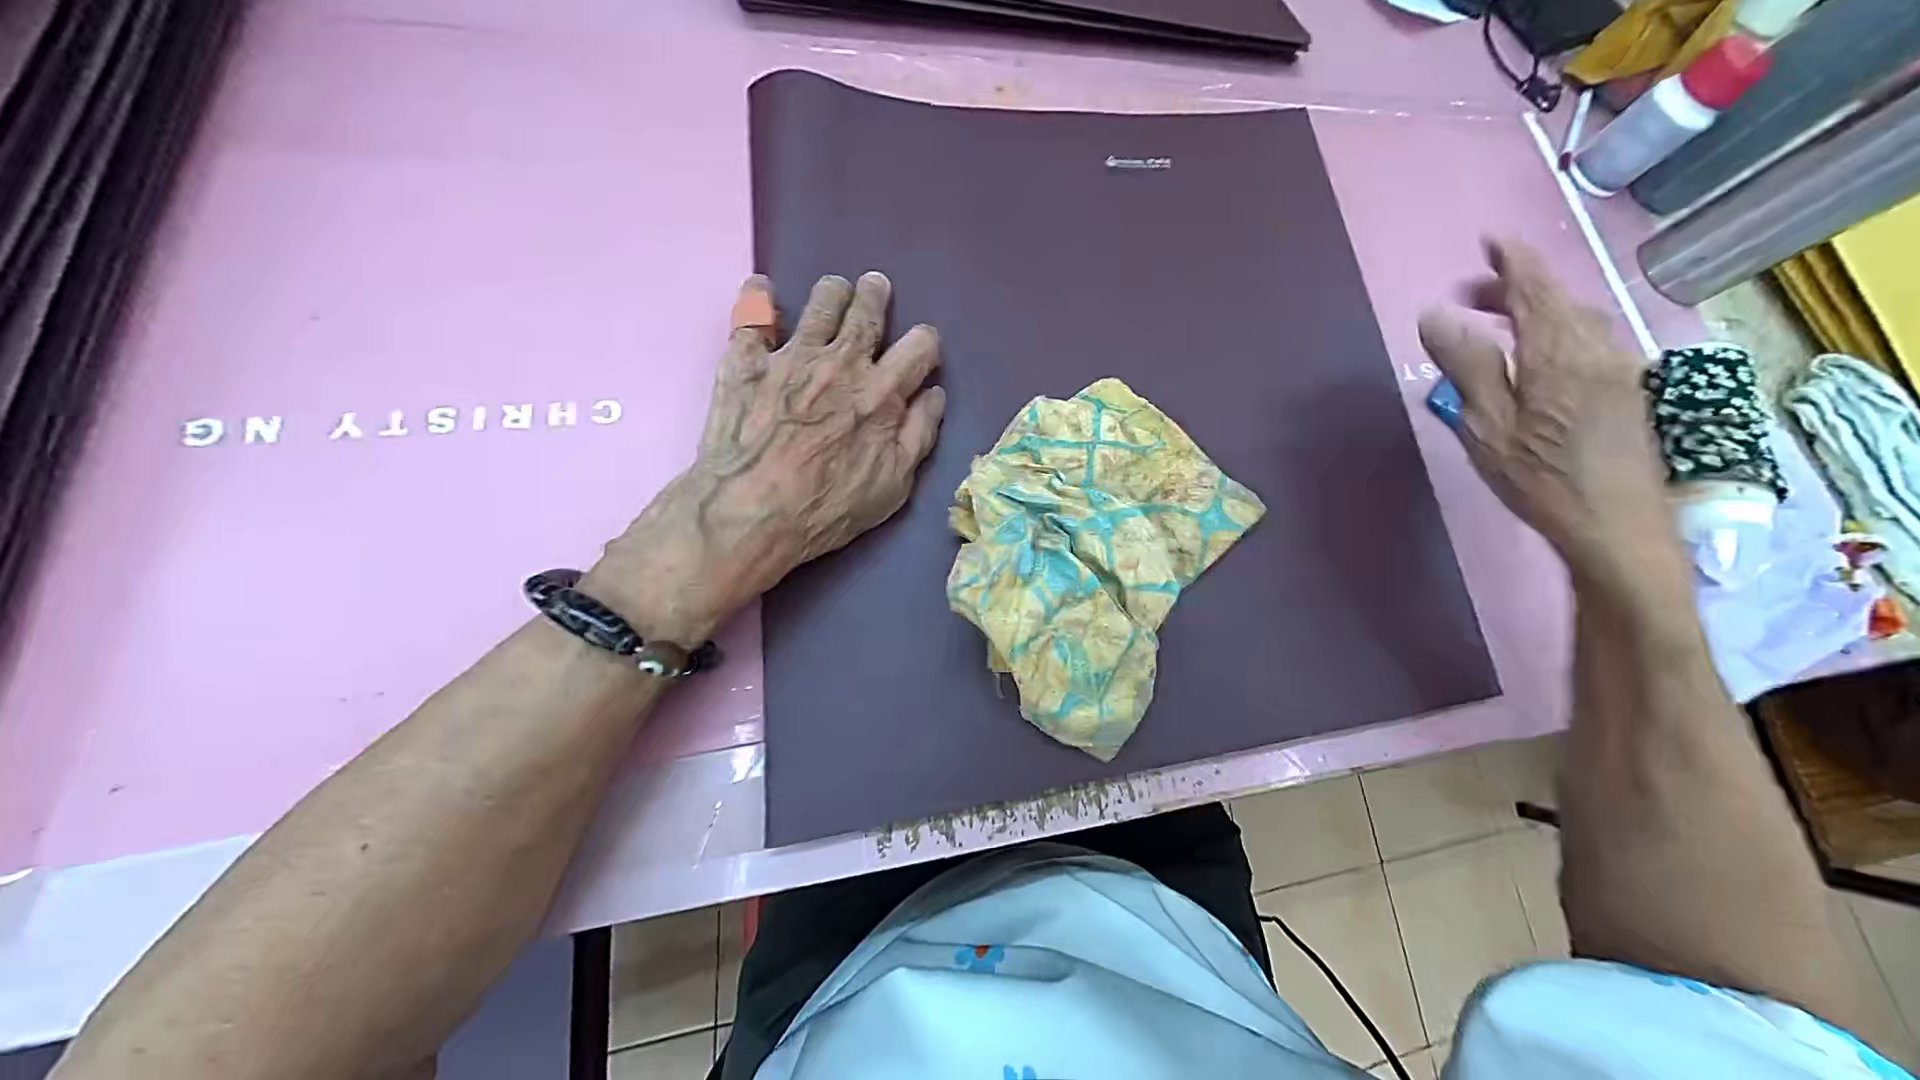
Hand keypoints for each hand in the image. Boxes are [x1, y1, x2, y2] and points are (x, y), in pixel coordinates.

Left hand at [584, 271, 944, 642]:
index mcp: (882, 392)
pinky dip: (759, 297)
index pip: (919, 347)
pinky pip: (751, 314)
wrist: (751, 511)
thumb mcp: (893, 485)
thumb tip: (934, 395)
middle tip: (874, 288)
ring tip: (833, 291)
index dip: (925, 343)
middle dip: (876, 295)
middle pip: (868, 311)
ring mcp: (791, 357)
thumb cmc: (828, 507)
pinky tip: (762, 289)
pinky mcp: (747, 361)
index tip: (920, 350)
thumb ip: (919, 435)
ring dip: (832, 292)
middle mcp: (841, 362)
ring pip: (820, 303)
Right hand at [1419, 239, 1675, 586]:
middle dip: (1516, 286)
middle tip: (1470, 294)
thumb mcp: (1487, 425)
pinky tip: (1533, 351)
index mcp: (1559, 352)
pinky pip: (1586, 339)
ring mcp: (1617, 368)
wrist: (1614, 523)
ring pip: (1575, 318)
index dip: (1512, 260)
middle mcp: (1597, 348)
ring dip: (1535, 308)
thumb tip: (1436, 315)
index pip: (1536, 287)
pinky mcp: (1623, 389)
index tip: (1489, 241)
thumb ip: (1466, 365)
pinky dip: (1553, 329)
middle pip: (1557, 299)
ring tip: (1495, 319)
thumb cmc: (1539, 477)